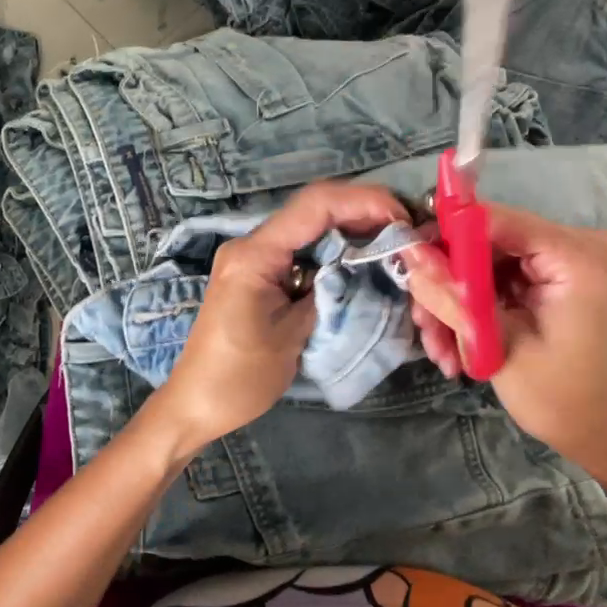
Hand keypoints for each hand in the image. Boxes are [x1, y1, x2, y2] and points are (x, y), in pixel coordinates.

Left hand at [148, 182, 410, 456]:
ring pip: (311, 228)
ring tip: (397, 246)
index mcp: (255, 254)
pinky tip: (365, 264)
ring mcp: (253, 259)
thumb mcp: (293, 336)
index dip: (365, 202)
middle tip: (410, 233)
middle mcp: (251, 245)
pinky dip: (335, 252)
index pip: (316, 206)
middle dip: (365, 214)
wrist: (196, 403)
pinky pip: (302, 251)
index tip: (405, 219)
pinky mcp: (259, 276)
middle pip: (315, 210)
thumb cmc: (240, 376)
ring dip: (354, 231)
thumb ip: (331, 295)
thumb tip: (371, 267)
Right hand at [400, 206, 606, 487]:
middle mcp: (583, 243)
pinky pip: (504, 277)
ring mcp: (574, 259)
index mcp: (578, 256)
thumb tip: (407, 251)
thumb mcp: (496, 345)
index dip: (443, 238)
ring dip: (458, 302)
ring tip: (441, 347)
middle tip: (425, 326)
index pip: (492, 221)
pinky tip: (461, 343)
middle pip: (487, 241)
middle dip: (449, 283)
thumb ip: (451, 294)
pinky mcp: (564, 276)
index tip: (407, 267)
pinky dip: (479, 306)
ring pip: (488, 262)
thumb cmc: (563, 398)